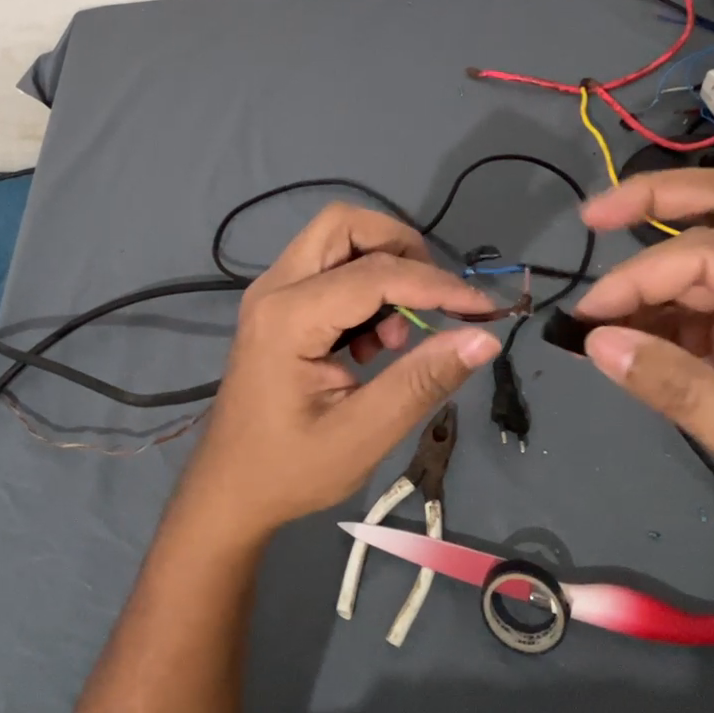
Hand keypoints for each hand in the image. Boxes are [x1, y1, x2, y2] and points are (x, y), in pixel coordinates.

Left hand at [176, 203, 501, 539]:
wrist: (230, 488)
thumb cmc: (290, 469)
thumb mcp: (363, 434)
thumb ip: (421, 380)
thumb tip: (483, 337)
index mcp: (288, 317)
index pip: (375, 273)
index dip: (437, 285)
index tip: (484, 310)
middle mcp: (274, 288)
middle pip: (343, 224)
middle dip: (399, 248)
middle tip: (433, 299)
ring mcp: (270, 293)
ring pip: (335, 240)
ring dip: (380, 269)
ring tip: (394, 339)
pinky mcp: (276, 306)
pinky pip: (326, 268)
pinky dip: (360, 287)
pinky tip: (370, 347)